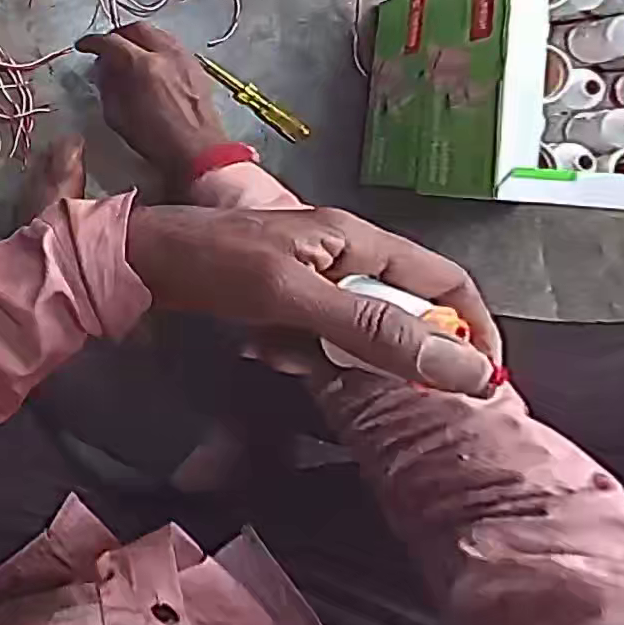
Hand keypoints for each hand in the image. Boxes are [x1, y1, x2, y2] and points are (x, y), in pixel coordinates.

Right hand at [76, 23, 228, 183]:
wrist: (197, 151)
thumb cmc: (155, 140)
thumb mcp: (117, 116)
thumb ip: (107, 86)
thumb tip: (103, 69)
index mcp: (142, 66)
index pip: (111, 41)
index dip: (92, 42)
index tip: (84, 46)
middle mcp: (165, 54)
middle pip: (136, 28)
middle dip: (117, 35)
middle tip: (106, 48)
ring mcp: (183, 57)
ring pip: (156, 33)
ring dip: (138, 38)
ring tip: (128, 53)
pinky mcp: (196, 66)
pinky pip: (171, 45)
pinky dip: (156, 47)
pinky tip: (151, 63)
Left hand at [125, 204, 499, 394]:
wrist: (144, 256)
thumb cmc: (214, 262)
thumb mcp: (292, 295)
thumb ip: (372, 328)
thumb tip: (468, 368)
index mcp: (356, 239)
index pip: (445, 280)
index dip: (471, 330)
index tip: (479, 385)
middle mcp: (342, 252)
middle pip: (402, 308)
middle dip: (387, 349)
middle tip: (358, 377)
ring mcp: (310, 273)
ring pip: (356, 326)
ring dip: (334, 353)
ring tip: (288, 354)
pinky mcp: (282, 293)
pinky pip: (315, 330)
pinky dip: (299, 347)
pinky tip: (264, 349)